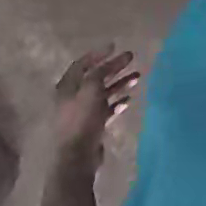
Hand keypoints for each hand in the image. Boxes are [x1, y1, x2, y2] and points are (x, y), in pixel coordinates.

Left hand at [53, 45, 139, 171]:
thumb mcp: (91, 88)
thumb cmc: (82, 118)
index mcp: (68, 86)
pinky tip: (129, 99)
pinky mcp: (91, 126)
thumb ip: (100, 72)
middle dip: (114, 67)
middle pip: (96, 77)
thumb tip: (109, 60)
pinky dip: (117, 102)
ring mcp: (82, 113)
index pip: (83, 63)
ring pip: (103, 93)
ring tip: (137, 76)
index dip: (99, 54)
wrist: (77, 158)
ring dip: (119, 83)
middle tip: (130, 58)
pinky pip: (106, 109)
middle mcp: (73, 97)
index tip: (115, 46)